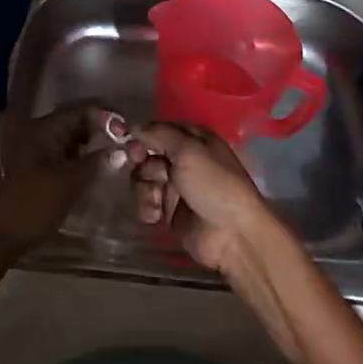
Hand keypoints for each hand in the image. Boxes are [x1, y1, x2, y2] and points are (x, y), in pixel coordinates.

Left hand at [0, 102, 123, 251]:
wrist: (5, 234)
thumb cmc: (35, 203)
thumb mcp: (69, 182)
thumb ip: (96, 163)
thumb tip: (124, 150)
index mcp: (44, 129)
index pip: (79, 110)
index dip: (104, 116)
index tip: (128, 131)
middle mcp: (41, 133)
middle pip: (76, 122)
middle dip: (101, 129)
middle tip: (128, 142)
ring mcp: (40, 151)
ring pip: (72, 138)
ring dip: (94, 143)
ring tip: (120, 154)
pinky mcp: (41, 168)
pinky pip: (67, 154)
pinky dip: (84, 157)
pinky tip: (101, 169)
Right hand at [129, 123, 284, 277]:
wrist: (234, 237)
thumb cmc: (214, 185)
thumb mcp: (188, 151)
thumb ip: (158, 133)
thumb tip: (133, 126)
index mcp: (193, 140)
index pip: (159, 128)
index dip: (142, 133)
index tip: (127, 139)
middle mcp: (183, 159)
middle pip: (146, 152)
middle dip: (141, 161)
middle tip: (145, 169)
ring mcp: (175, 185)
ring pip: (142, 176)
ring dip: (144, 187)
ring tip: (156, 200)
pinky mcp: (168, 210)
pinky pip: (145, 200)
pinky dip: (146, 206)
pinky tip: (155, 215)